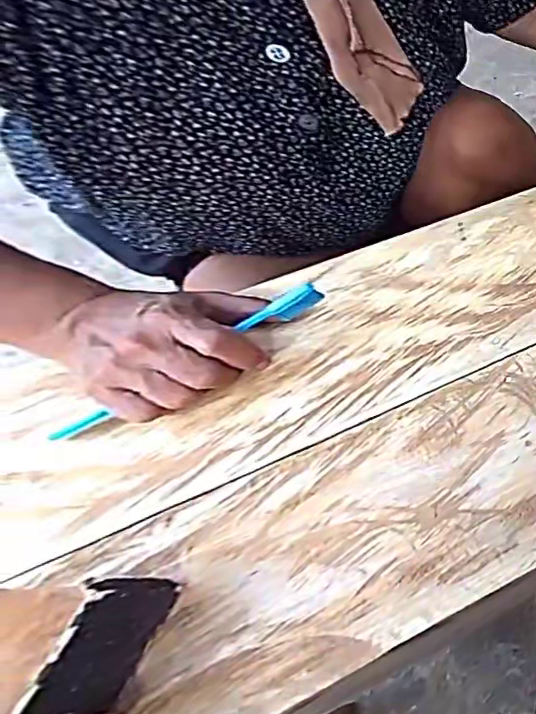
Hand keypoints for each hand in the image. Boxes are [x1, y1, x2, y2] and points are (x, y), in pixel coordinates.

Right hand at [47, 290, 269, 421]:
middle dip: (227, 377)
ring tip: (195, 380)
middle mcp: (143, 346)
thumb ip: (242, 307)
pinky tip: (167, 392)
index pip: (218, 344)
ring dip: (197, 393)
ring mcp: (118, 371)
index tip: (260, 361)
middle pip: (203, 376)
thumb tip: (283, 315)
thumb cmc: (149, 311)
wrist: (74, 318)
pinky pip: (144, 413)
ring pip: (178, 398)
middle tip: (226, 371)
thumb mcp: (197, 300)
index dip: (247, 356)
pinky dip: (163, 408)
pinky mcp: (98, 391)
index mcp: (171, 320)